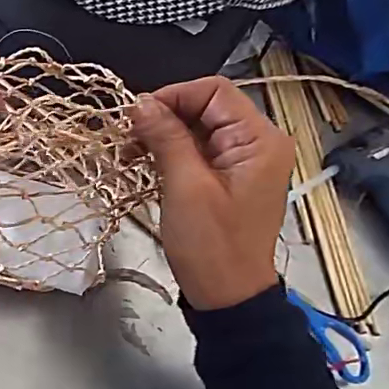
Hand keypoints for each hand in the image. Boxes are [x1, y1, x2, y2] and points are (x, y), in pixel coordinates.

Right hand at [127, 77, 290, 310]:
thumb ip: (166, 138)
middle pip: (206, 108)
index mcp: (260, 140)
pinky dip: (171, 152)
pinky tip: (147, 163)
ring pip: (198, 128)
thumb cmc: (212, 247)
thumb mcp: (185, 187)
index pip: (214, 92)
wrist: (228, 296)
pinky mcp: (229, 178)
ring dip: (163, 136)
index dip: (172, 96)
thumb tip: (140, 103)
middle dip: (164, 117)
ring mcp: (244, 161)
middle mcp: (258, 143)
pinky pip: (198, 151)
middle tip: (128, 137)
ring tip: (131, 153)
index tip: (136, 116)